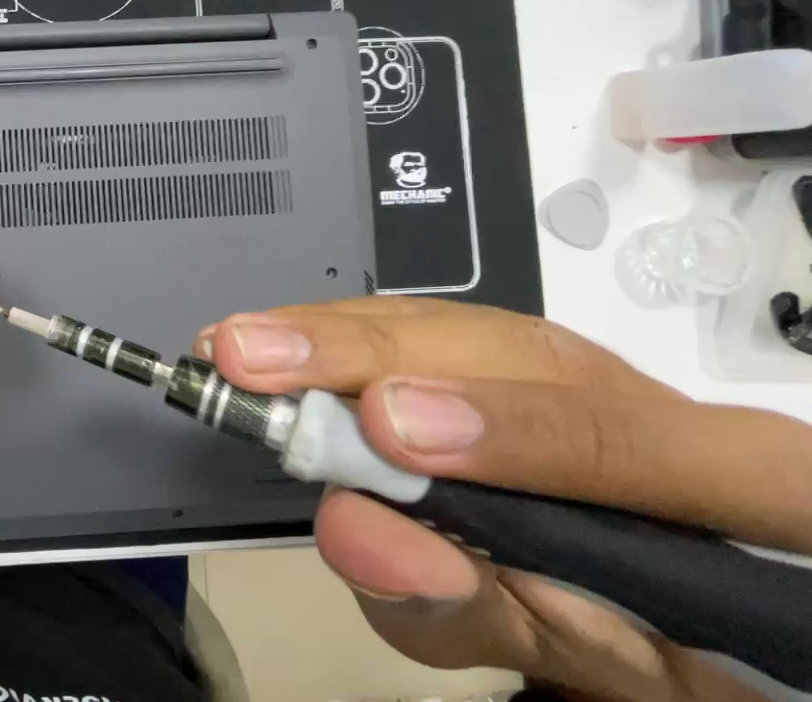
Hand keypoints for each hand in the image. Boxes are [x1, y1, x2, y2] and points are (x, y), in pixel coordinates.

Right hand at [198, 297, 811, 701]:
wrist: (660, 620)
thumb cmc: (652, 656)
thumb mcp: (580, 665)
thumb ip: (476, 610)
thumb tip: (357, 531)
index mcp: (755, 505)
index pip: (661, 456)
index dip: (525, 434)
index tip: (390, 430)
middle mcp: (667, 420)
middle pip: (534, 358)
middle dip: (376, 354)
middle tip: (254, 360)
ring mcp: (586, 382)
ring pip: (467, 329)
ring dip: (334, 337)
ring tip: (238, 346)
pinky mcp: (503, 366)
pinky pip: (422, 334)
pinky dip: (331, 340)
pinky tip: (268, 342)